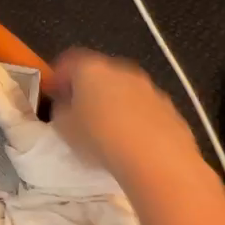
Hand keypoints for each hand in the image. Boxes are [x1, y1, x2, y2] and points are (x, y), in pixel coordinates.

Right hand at [45, 49, 204, 186]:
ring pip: (124, 90)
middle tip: (78, 110)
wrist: (158, 162)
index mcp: (90, 68)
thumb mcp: (62, 125)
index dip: (58, 77)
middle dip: (87, 88)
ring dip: (113, 103)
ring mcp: (150, 89)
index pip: (67, 62)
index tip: (53, 94)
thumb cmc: (100, 138)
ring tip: (107, 129)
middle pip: (98, 73)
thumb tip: (66, 106)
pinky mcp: (171, 109)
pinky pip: (144, 108)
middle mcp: (121, 71)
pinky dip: (136, 117)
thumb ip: (61, 109)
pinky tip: (131, 140)